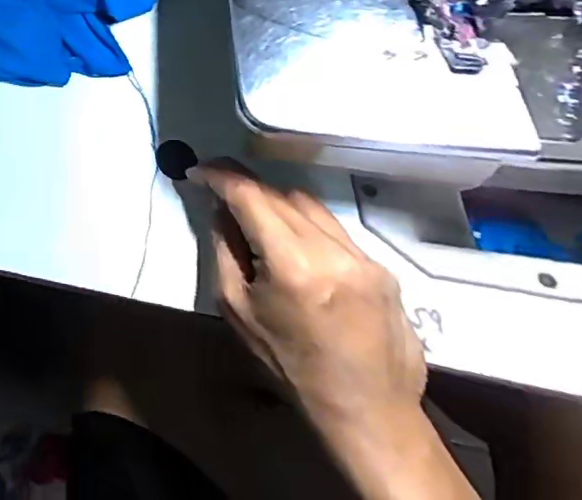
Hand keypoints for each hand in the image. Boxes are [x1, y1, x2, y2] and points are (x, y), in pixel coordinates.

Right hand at [193, 160, 424, 431]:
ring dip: (279, 204)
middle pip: (279, 194)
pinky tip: (299, 249)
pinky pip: (334, 228)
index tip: (201, 170)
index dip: (221, 175)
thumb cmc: (292, 368)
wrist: (367, 413)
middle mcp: (330, 250)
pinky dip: (308, 226)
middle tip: (223, 193)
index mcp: (291, 265)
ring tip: (261, 223)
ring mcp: (361, 255)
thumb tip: (221, 207)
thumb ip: (225, 250)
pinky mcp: (380, 265)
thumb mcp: (238, 312)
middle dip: (248, 189)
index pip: (250, 196)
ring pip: (310, 204)